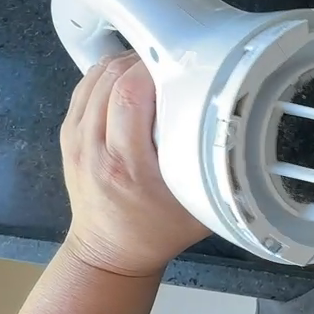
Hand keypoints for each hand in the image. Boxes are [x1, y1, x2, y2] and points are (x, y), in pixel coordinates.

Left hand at [58, 52, 208, 276]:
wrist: (108, 253)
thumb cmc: (158, 232)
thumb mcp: (201, 207)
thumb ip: (218, 171)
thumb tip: (246, 133)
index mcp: (125, 164)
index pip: (130, 95)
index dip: (155, 68)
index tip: (184, 64)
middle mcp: (93, 147)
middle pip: (111, 78)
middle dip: (144, 60)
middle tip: (176, 62)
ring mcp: (74, 139)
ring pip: (94, 77)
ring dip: (126, 63)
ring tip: (156, 66)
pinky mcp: (67, 134)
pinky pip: (84, 87)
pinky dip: (108, 73)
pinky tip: (131, 76)